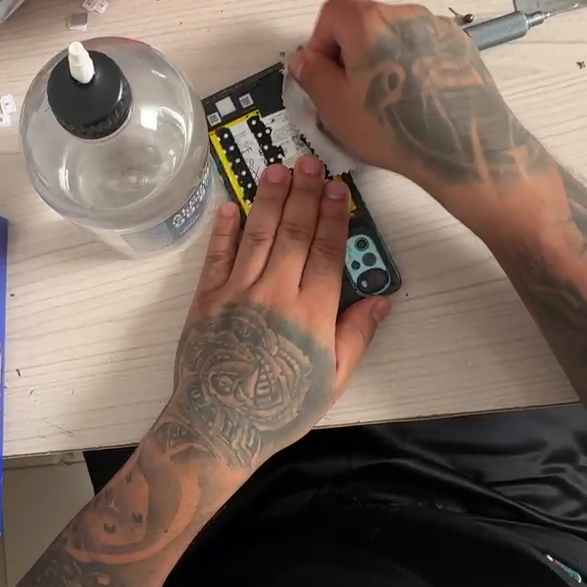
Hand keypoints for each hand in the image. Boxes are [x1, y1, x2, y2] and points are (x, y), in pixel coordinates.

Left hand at [162, 155, 390, 472]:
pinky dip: (224, 230)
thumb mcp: (331, 381)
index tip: (339, 188)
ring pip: (257, 235)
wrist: (218, 425)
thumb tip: (381, 299)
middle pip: (294, 233)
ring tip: (276, 170)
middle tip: (309, 161)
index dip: (335, 217)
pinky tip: (231, 206)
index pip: (328, 252)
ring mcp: (236, 291)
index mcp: (312, 312)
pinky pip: (216, 256)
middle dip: (304, 194)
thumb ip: (355, 337)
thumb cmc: (279, 409)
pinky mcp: (205, 298)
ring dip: (269, 200)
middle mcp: (275, 292)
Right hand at [288, 0, 536, 189]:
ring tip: (385, 102)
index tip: (323, 73)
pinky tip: (413, 102)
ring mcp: (438, 29)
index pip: (333, 10)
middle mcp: (406, 14)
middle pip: (365, 22)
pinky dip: (409, 67)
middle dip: (350, 53)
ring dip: (380, 61)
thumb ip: (312, 75)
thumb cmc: (390, 127)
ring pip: (394, 36)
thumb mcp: (333, 107)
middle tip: (350, 94)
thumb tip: (304, 59)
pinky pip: (421, 49)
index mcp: (370, 22)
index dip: (321, 40)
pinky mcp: (460, 48)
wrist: (463, 147)